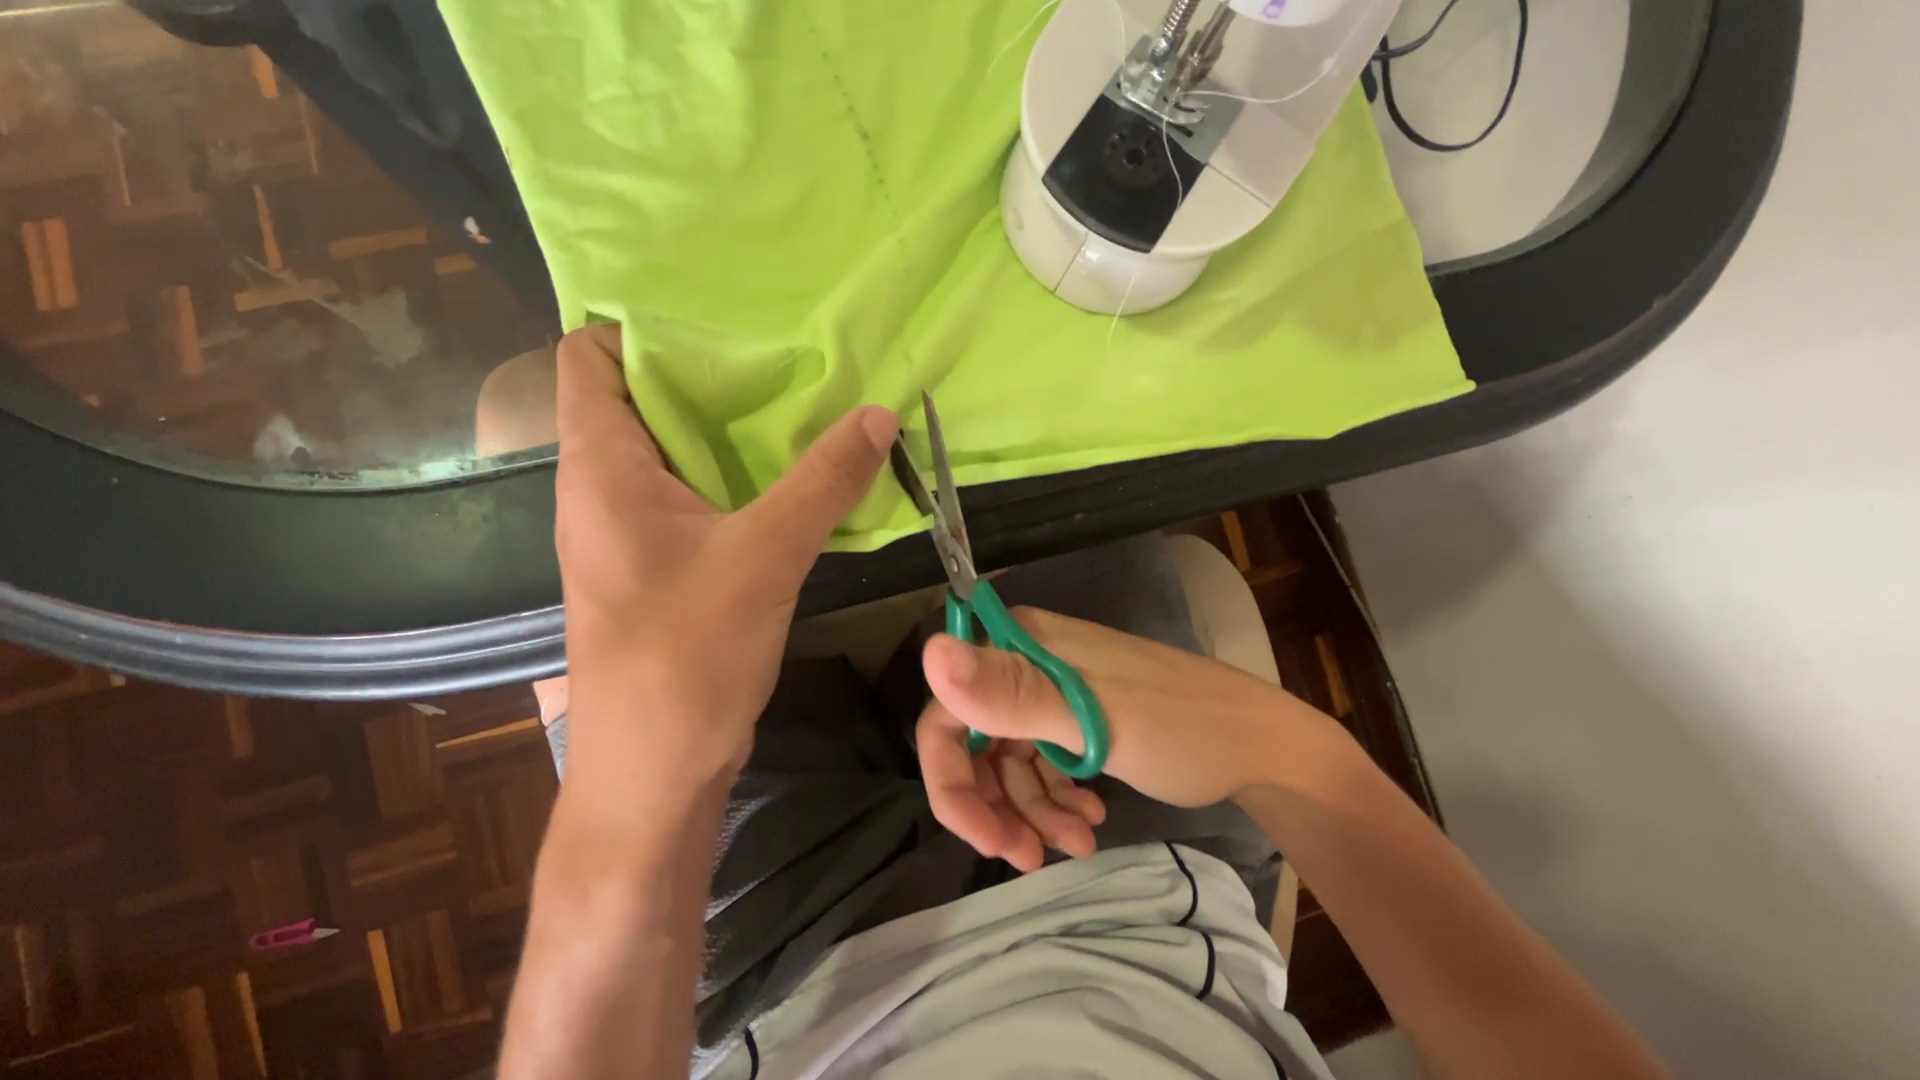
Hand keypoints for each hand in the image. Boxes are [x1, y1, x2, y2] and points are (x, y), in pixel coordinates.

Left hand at [554, 324, 895, 787]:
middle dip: (708, 372)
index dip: (641, 327)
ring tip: (800, 401)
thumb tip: (878, 413)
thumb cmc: (685, 658)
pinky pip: (694, 497)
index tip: (720, 317)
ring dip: (729, 428)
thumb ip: (821, 483)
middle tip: (784, 353)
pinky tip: (793, 476)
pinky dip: (737, 477)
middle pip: (641, 399)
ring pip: (674, 451)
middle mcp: (604, 489)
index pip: (589, 357)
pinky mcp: (660, 566)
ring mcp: (631, 530)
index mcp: (602, 468)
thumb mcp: (762, 559)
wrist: (654, 771)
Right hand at [917, 607, 1348, 869]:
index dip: (952, 779)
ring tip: (1076, 845)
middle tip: (1026, 858)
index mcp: (1021, 647)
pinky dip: (1056, 802)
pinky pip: (1044, 767)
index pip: (949, 713)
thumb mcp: (1094, 719)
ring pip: (1011, 765)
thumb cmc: (1182, 728)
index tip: (983, 836)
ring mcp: (1053, 693)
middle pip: (976, 744)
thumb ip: (1010, 692)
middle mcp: (1027, 663)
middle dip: (996, 806)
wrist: (1264, 746)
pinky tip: (1088, 825)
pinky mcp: (1078, 721)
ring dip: (1033, 812)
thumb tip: (929, 650)